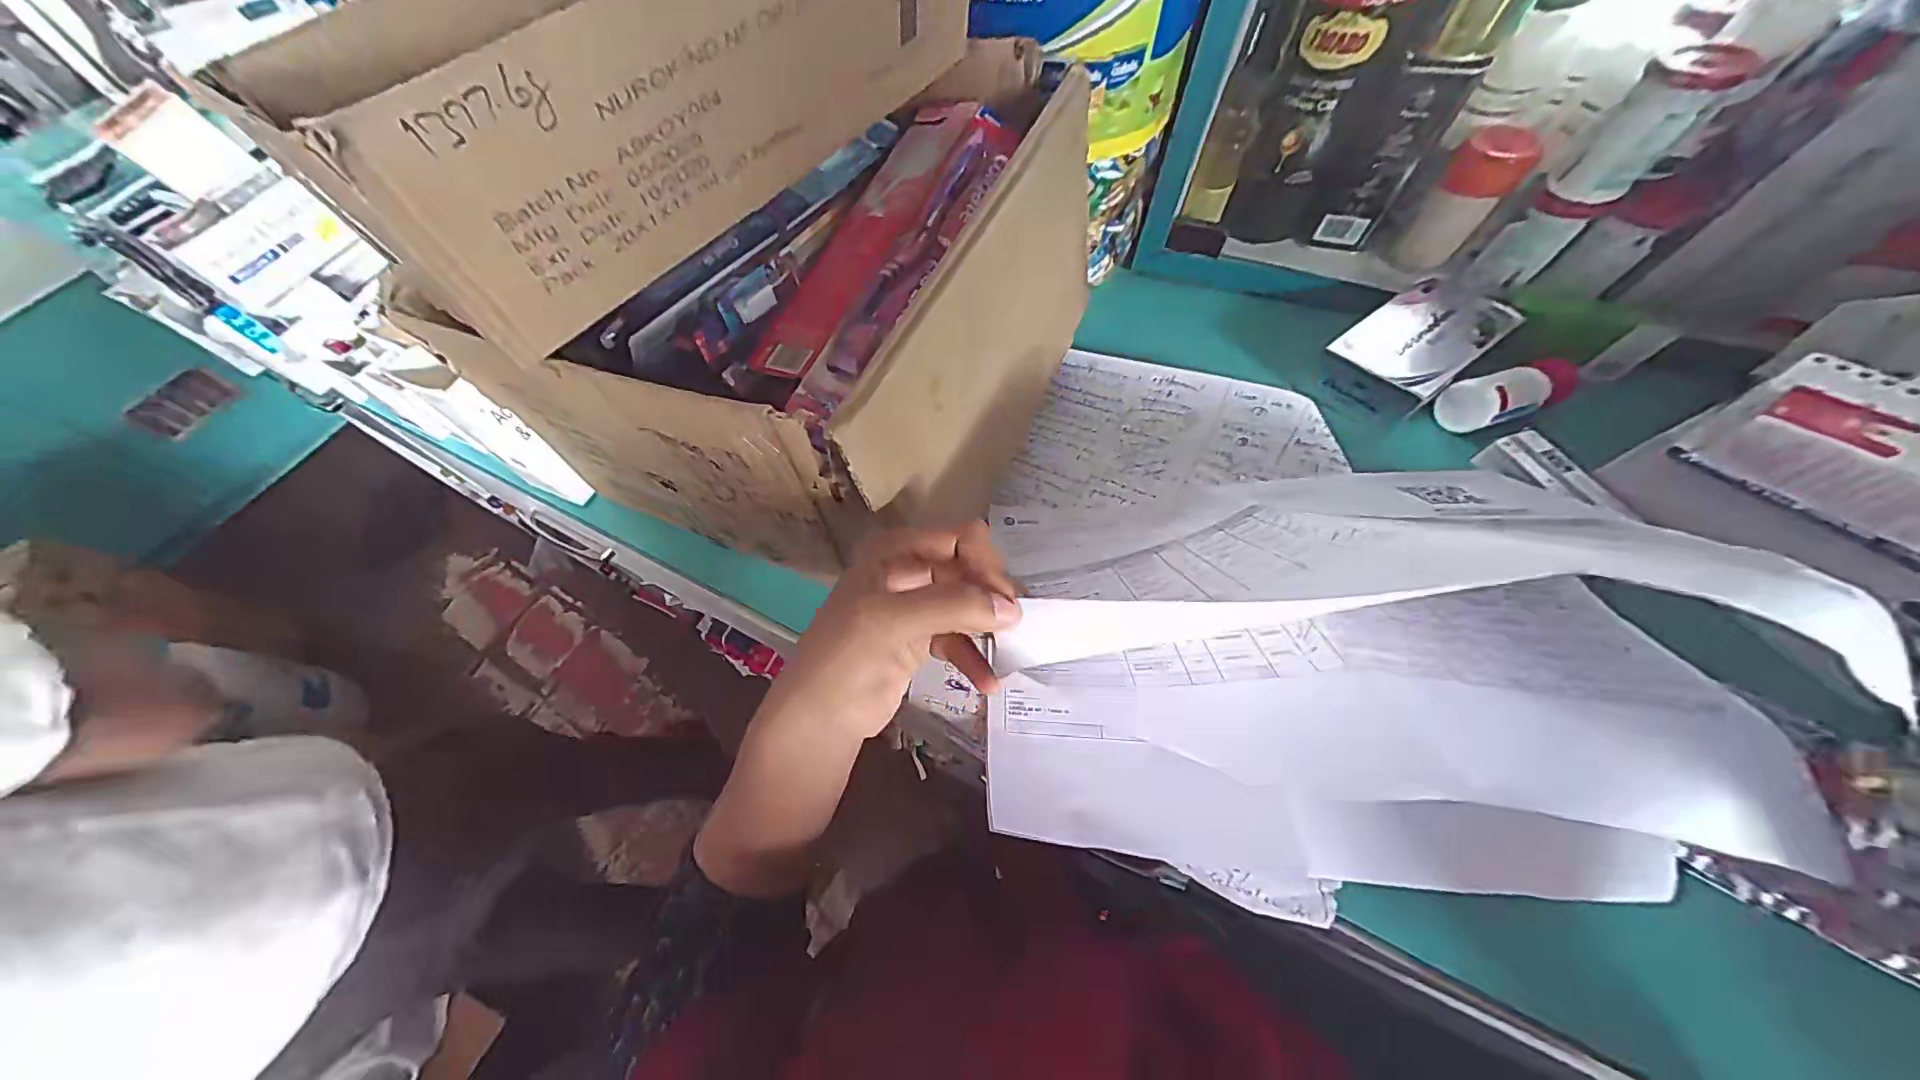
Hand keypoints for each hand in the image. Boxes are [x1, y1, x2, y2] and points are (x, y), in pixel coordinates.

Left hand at [767, 522, 1020, 742]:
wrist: (817, 719)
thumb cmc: (845, 660)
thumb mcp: (893, 623)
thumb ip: (952, 606)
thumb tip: (1011, 608)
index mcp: (894, 552)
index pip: (957, 539)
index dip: (984, 563)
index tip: (1003, 597)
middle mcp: (906, 571)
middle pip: (967, 570)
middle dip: (990, 596)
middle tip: (1011, 624)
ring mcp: (913, 607)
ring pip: (966, 604)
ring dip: (987, 627)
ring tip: (1009, 650)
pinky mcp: (918, 640)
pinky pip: (957, 638)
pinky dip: (973, 656)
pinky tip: (989, 681)